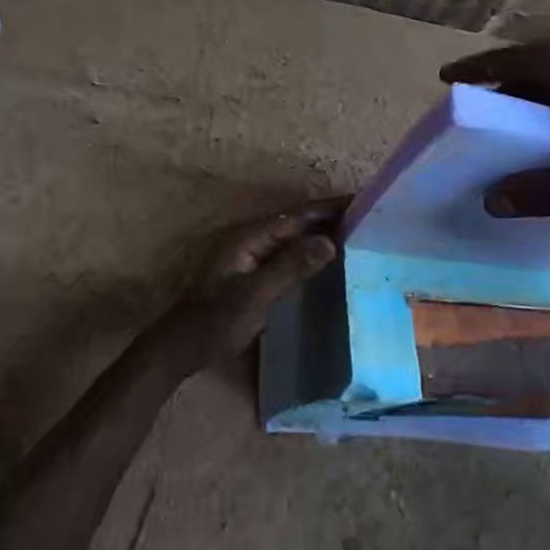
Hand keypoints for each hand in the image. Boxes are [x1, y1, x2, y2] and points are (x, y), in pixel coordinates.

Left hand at [160, 199, 345, 366]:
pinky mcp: (253, 271)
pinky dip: (309, 249)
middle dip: (328, 215)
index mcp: (249, 236)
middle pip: (295, 221)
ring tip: (355, 231)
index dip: (327, 207)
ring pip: (292, 236)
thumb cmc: (217, 321)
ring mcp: (250, 255)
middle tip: (366, 215)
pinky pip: (287, 252)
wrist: (182, 348)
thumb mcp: (255, 294)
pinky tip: (327, 258)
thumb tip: (329, 241)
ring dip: (320, 231)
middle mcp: (250, 239)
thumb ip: (290, 266)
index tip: (360, 201)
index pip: (296, 215)